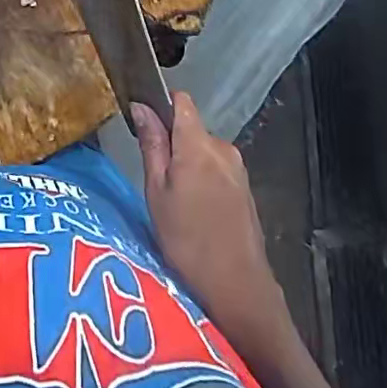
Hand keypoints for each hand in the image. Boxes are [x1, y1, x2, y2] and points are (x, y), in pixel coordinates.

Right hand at [132, 91, 283, 334]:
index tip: (145, 127)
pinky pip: (217, 169)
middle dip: (172, 143)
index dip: (161, 106)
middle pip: (191, 128)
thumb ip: (152, 145)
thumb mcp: (156, 192)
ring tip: (175, 201)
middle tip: (156, 178)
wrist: (237, 287)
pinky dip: (203, 179)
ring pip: (203, 150)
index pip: (181, 101)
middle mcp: (222, 147)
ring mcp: (238, 168)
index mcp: (198, 143)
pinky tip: (196, 212)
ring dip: (188, 163)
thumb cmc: (186, 240)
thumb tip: (141, 106)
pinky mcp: (245, 187)